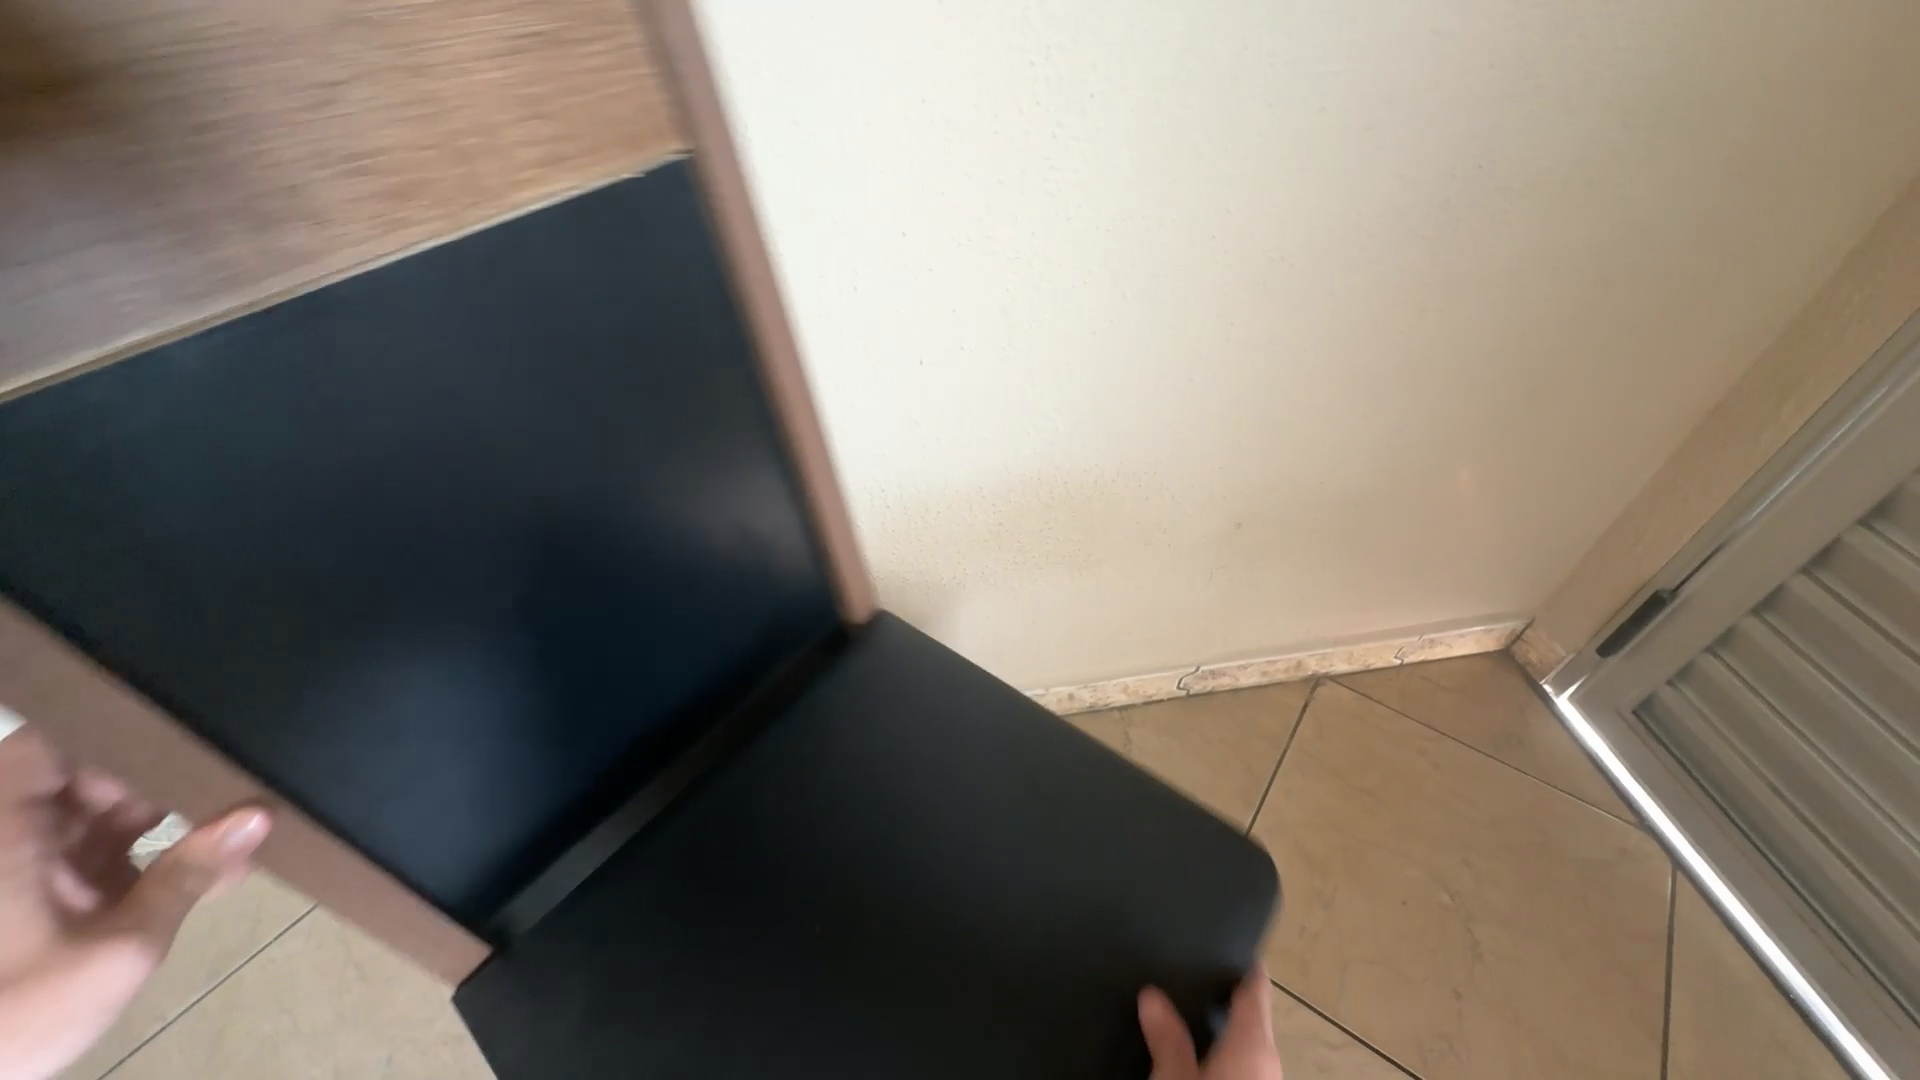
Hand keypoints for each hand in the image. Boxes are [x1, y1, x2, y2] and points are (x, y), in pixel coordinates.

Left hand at [0, 726, 270, 1079]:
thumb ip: (189, 876)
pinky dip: (158, 864)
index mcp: (4, 839)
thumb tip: (259, 816)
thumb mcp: (119, 949)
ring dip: (175, 826)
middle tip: (238, 787)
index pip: (46, 749)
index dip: (110, 734)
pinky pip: (105, 864)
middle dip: (166, 783)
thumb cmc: (13, 1015)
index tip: (184, 737)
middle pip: (88, 782)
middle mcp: (9, 847)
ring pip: (104, 823)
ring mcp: (22, 879)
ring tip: (246, 829)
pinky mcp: (38, 909)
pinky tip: (224, 871)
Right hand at [1139, 971, 1284, 1079]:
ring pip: (1245, 1045)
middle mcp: (1269, 1061)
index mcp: (1254, 1043)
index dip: (1244, 965)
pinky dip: (1223, 1054)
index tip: (1231, 942)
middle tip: (1194, 975)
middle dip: (1224, 997)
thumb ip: (1166, 1037)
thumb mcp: (1175, 1077)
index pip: (1256, 989)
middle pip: (1251, 1017)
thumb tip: (1150, 995)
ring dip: (1223, 1030)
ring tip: (1189, 1012)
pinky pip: (1241, 1066)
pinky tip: (1199, 1055)